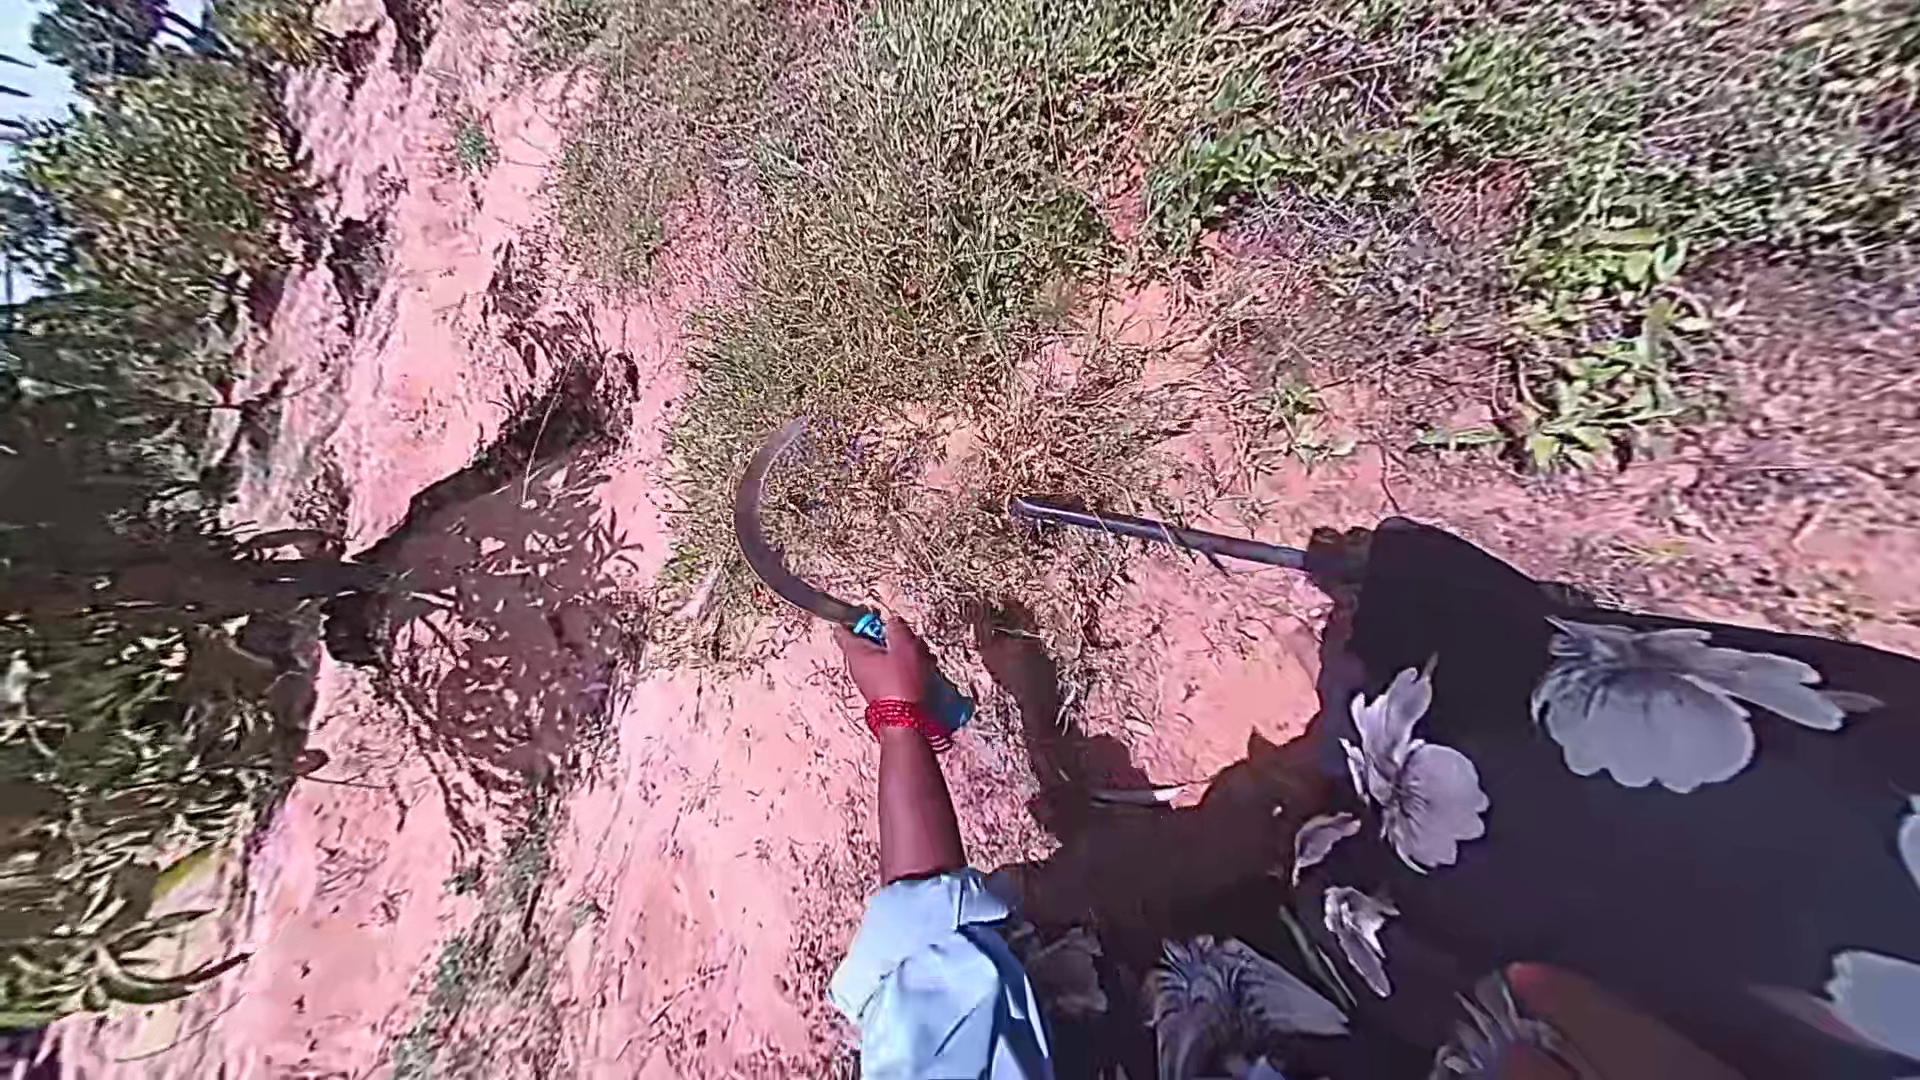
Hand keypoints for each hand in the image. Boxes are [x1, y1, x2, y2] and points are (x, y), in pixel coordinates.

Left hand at [834, 615, 932, 704]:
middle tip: (905, 638)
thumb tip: (893, 622)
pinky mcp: (882, 692)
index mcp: (856, 652)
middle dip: (889, 637)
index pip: (844, 630)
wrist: (905, 720)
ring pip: (883, 657)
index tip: (872, 615)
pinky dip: (904, 668)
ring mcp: (869, 681)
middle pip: (869, 642)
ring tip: (919, 656)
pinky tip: (921, 670)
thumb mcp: (904, 645)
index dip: (857, 619)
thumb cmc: (901, 683)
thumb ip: (897, 628)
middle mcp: (858, 668)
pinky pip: (891, 672)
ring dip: (901, 653)